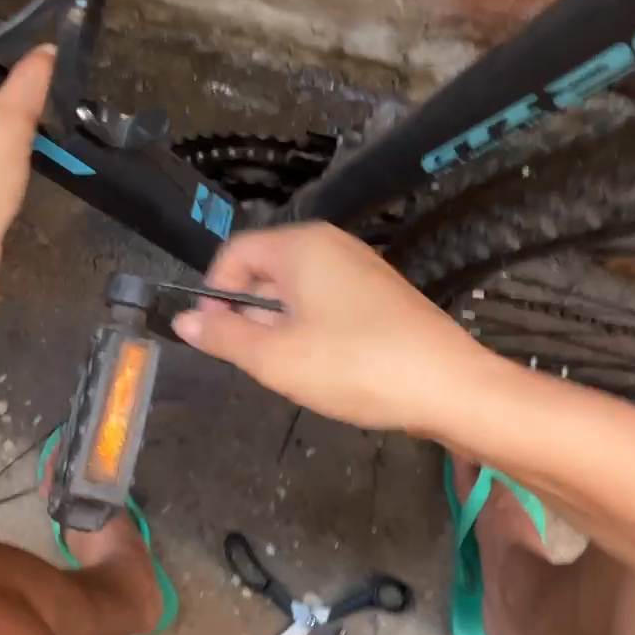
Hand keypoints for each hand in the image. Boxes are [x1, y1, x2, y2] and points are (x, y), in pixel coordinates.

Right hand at [171, 223, 494, 433]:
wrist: (450, 388)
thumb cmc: (355, 365)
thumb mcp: (275, 357)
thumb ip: (223, 335)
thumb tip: (183, 320)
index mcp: (301, 247)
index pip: (234, 254)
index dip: (214, 293)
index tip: (216, 336)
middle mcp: (331, 246)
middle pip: (264, 271)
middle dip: (249, 315)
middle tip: (258, 361)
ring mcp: (360, 269)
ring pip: (294, 293)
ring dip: (279, 329)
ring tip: (294, 369)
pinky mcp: (380, 296)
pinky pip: (325, 303)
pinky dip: (311, 330)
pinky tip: (326, 367)